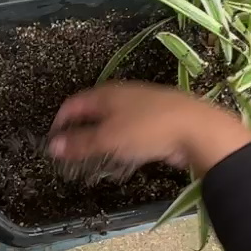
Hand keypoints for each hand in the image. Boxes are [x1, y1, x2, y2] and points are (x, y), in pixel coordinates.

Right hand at [49, 82, 250, 173]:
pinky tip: (126, 156)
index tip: (54, 140)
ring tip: (98, 157)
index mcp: (106, 94)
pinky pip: (132, 130)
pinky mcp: (159, 118)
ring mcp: (143, 105)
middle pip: (94, 111)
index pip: (73, 104)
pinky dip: (123, 142)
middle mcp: (123, 95)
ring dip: (103, 137)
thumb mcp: (108, 139)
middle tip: (74, 151)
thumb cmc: (147, 129)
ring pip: (114, 121)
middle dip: (81, 130)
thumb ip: (80, 143)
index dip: (60, 121)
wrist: (198, 129)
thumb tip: (52, 146)